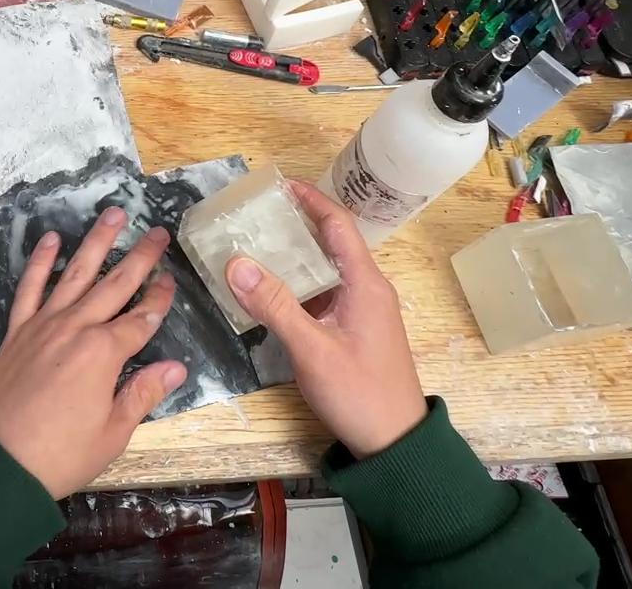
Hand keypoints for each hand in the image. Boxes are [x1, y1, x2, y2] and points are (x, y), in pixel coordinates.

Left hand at [0, 208, 187, 497]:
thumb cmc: (60, 454)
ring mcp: (45, 324)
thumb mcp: (112, 433)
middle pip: (115, 285)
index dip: (160, 300)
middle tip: (158, 231)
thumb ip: (143, 394)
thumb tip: (177, 367)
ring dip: (96, 242)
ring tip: (113, 214)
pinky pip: (31, 287)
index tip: (172, 280)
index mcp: (104, 353)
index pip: (142, 319)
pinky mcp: (18, 329)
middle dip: (140, 257)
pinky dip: (41, 262)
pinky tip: (51, 240)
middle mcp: (77, 327)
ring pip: (76, 273)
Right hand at [227, 180, 426, 457]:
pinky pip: (320, 290)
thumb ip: (274, 305)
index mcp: (364, 283)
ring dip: (292, 252)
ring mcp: (360, 309)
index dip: (311, 199)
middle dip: (294, 221)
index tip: (278, 184)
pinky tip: (268, 287)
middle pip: (329, 240)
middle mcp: (365, 288)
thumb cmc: (360, 393)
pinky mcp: (351, 328)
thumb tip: (235, 262)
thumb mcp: (312, 349)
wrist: (395, 447)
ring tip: (253, 242)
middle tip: (254, 213)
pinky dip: (295, 280)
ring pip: (323, 267)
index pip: (338, 224)